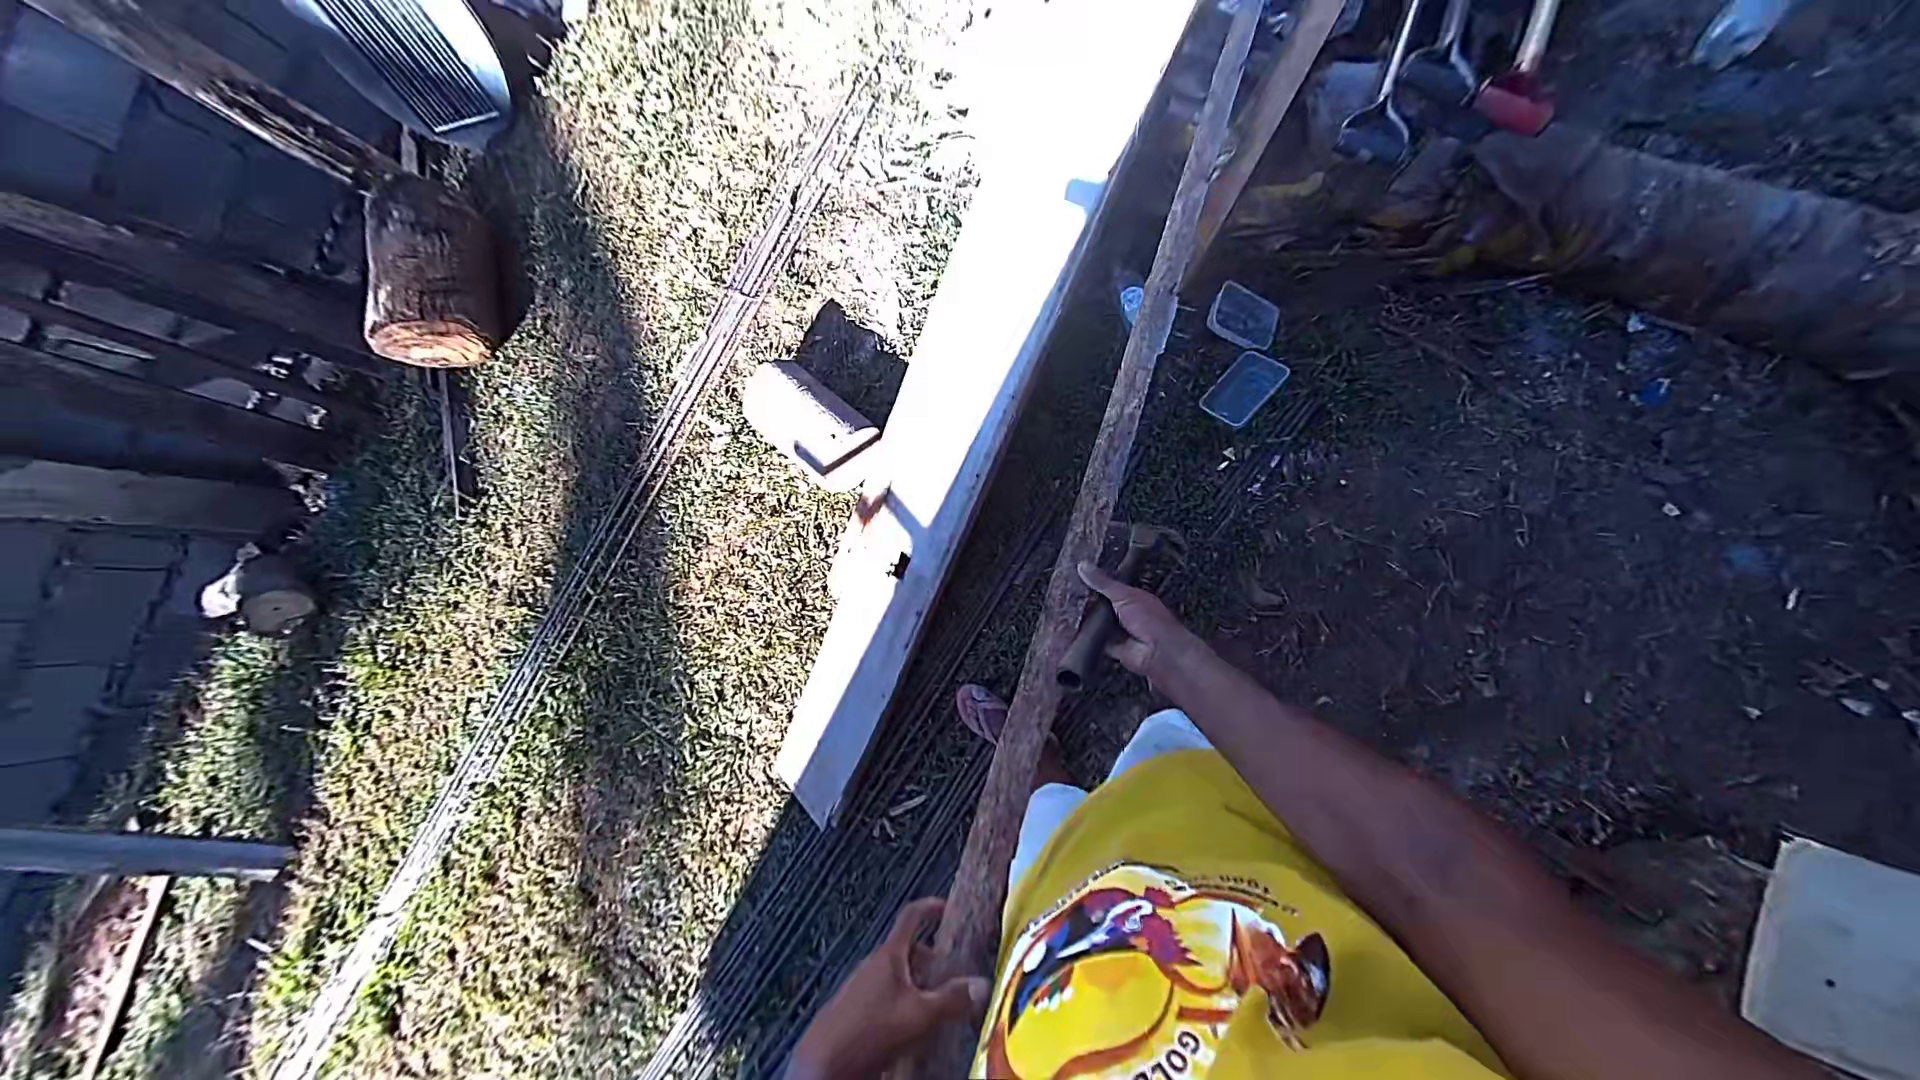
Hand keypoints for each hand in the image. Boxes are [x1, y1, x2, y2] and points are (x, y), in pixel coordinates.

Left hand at [787, 897, 987, 1078]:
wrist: (822, 1067)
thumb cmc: (869, 1031)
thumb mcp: (919, 1015)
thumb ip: (951, 999)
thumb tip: (982, 984)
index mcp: (889, 954)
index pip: (912, 915)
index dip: (931, 906)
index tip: (948, 907)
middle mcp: (874, 963)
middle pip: (908, 950)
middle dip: (931, 962)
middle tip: (950, 981)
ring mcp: (861, 986)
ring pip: (897, 975)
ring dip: (918, 986)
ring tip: (933, 1010)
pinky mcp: (854, 1009)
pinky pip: (884, 996)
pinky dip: (902, 1003)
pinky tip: (909, 1031)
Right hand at [1077, 561, 1205, 681]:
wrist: (1159, 653)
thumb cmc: (1152, 620)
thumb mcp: (1125, 595)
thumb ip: (1103, 583)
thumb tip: (1083, 565)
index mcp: (1131, 596)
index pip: (1109, 585)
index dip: (1094, 581)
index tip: (1075, 573)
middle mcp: (1123, 612)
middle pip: (1099, 603)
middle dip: (1086, 599)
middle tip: (1065, 590)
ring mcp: (1116, 630)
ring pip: (1094, 620)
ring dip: (1085, 617)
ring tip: (1064, 607)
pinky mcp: (1109, 646)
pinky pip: (1093, 638)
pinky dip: (1085, 635)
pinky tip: (1071, 628)